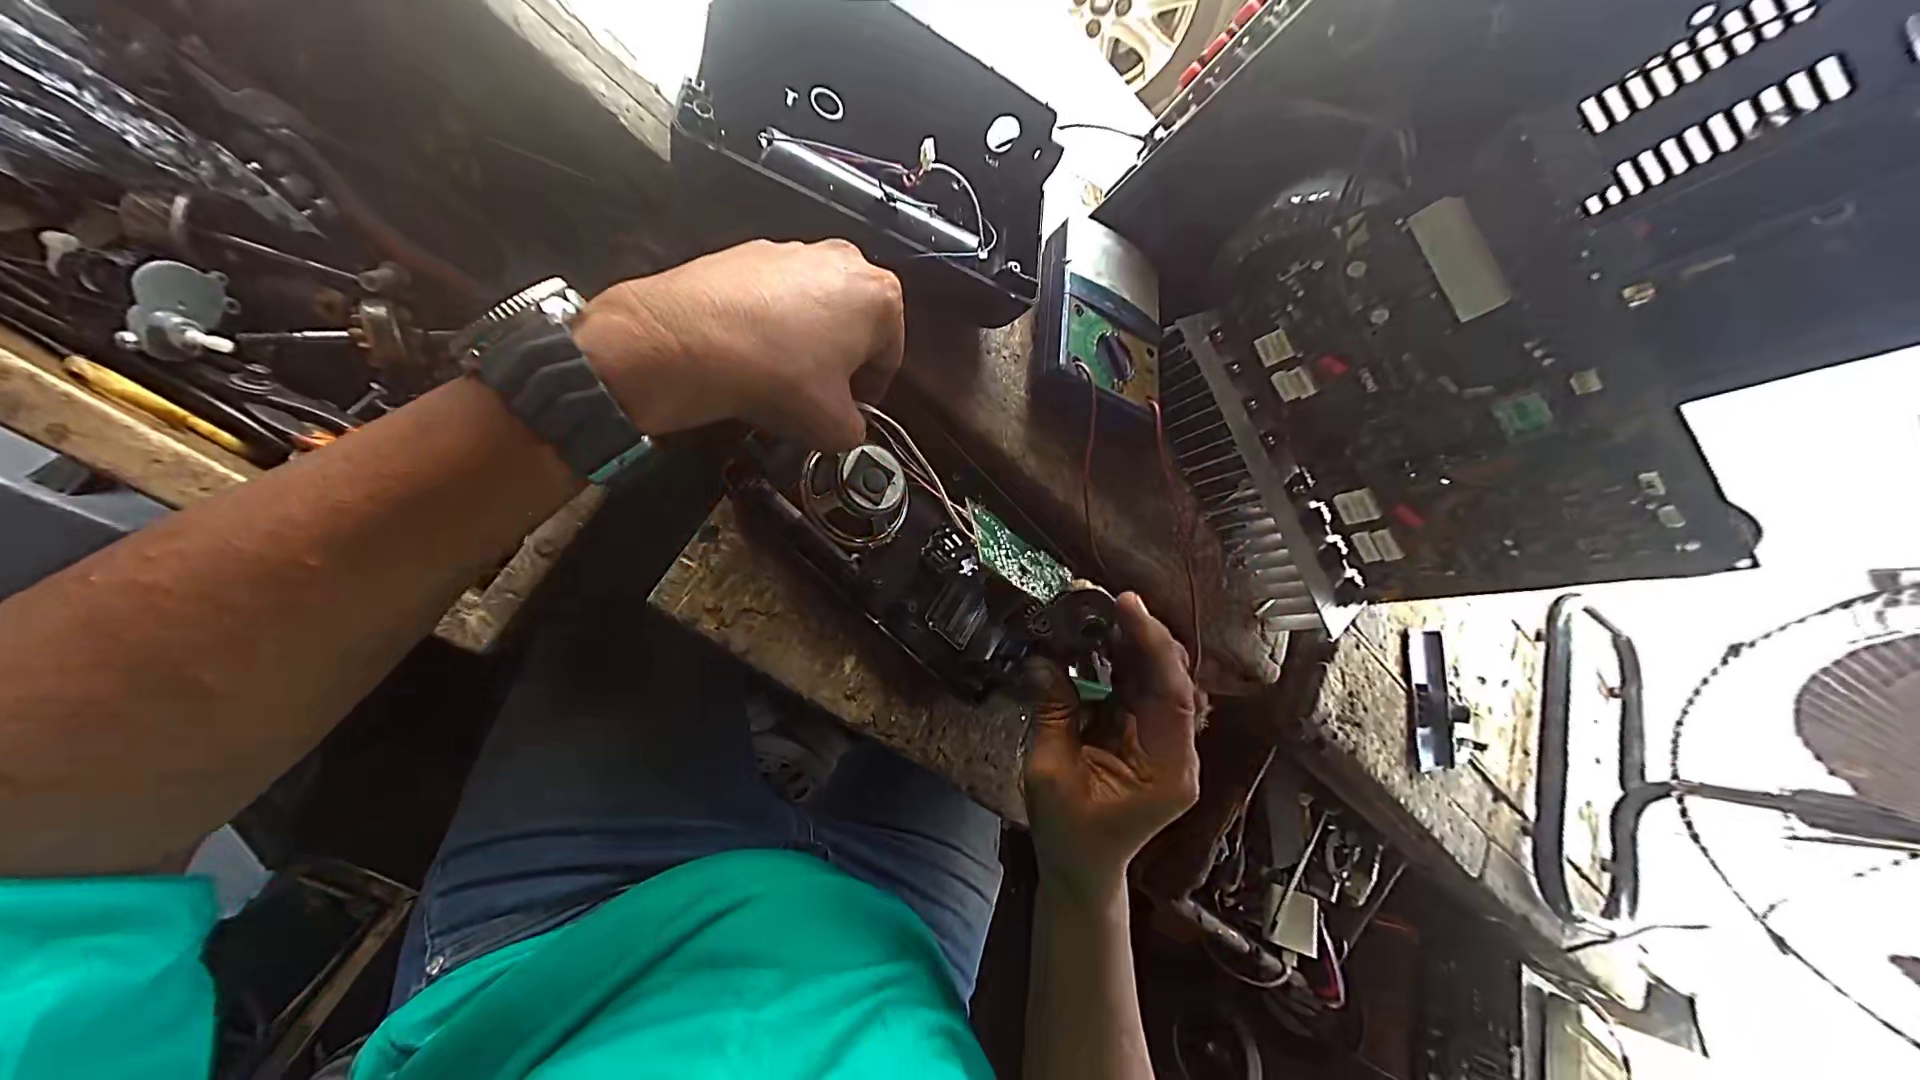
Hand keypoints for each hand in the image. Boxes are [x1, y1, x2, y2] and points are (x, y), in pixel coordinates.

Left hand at [570, 238, 904, 449]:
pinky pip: (775, 296)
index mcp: (881, 296)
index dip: (873, 391)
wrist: (688, 342)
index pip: (890, 355)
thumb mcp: (835, 427)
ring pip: (815, 308)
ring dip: (806, 342)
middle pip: (854, 326)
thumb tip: (848, 427)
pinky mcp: (750, 252)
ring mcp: (794, 250)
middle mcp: (843, 261)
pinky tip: (752, 353)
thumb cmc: (776, 376)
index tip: (854, 410)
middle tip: (819, 395)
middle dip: (841, 361)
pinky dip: (771, 324)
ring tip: (780, 377)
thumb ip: (857, 430)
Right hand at [1025, 593, 1204, 899]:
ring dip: (1132, 644)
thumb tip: (1045, 659)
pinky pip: (1140, 689)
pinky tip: (1102, 640)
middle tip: (1109, 601)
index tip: (1128, 606)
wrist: (1082, 867)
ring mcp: (1165, 743)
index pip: (1173, 695)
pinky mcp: (1146, 735)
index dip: (1153, 645)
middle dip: (1142, 636)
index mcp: (1169, 769)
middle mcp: (1178, 752)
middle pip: (1171, 679)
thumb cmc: (1069, 834)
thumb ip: (1053, 713)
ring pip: (1159, 678)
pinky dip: (1122, 662)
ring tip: (1103, 612)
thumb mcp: (1050, 773)